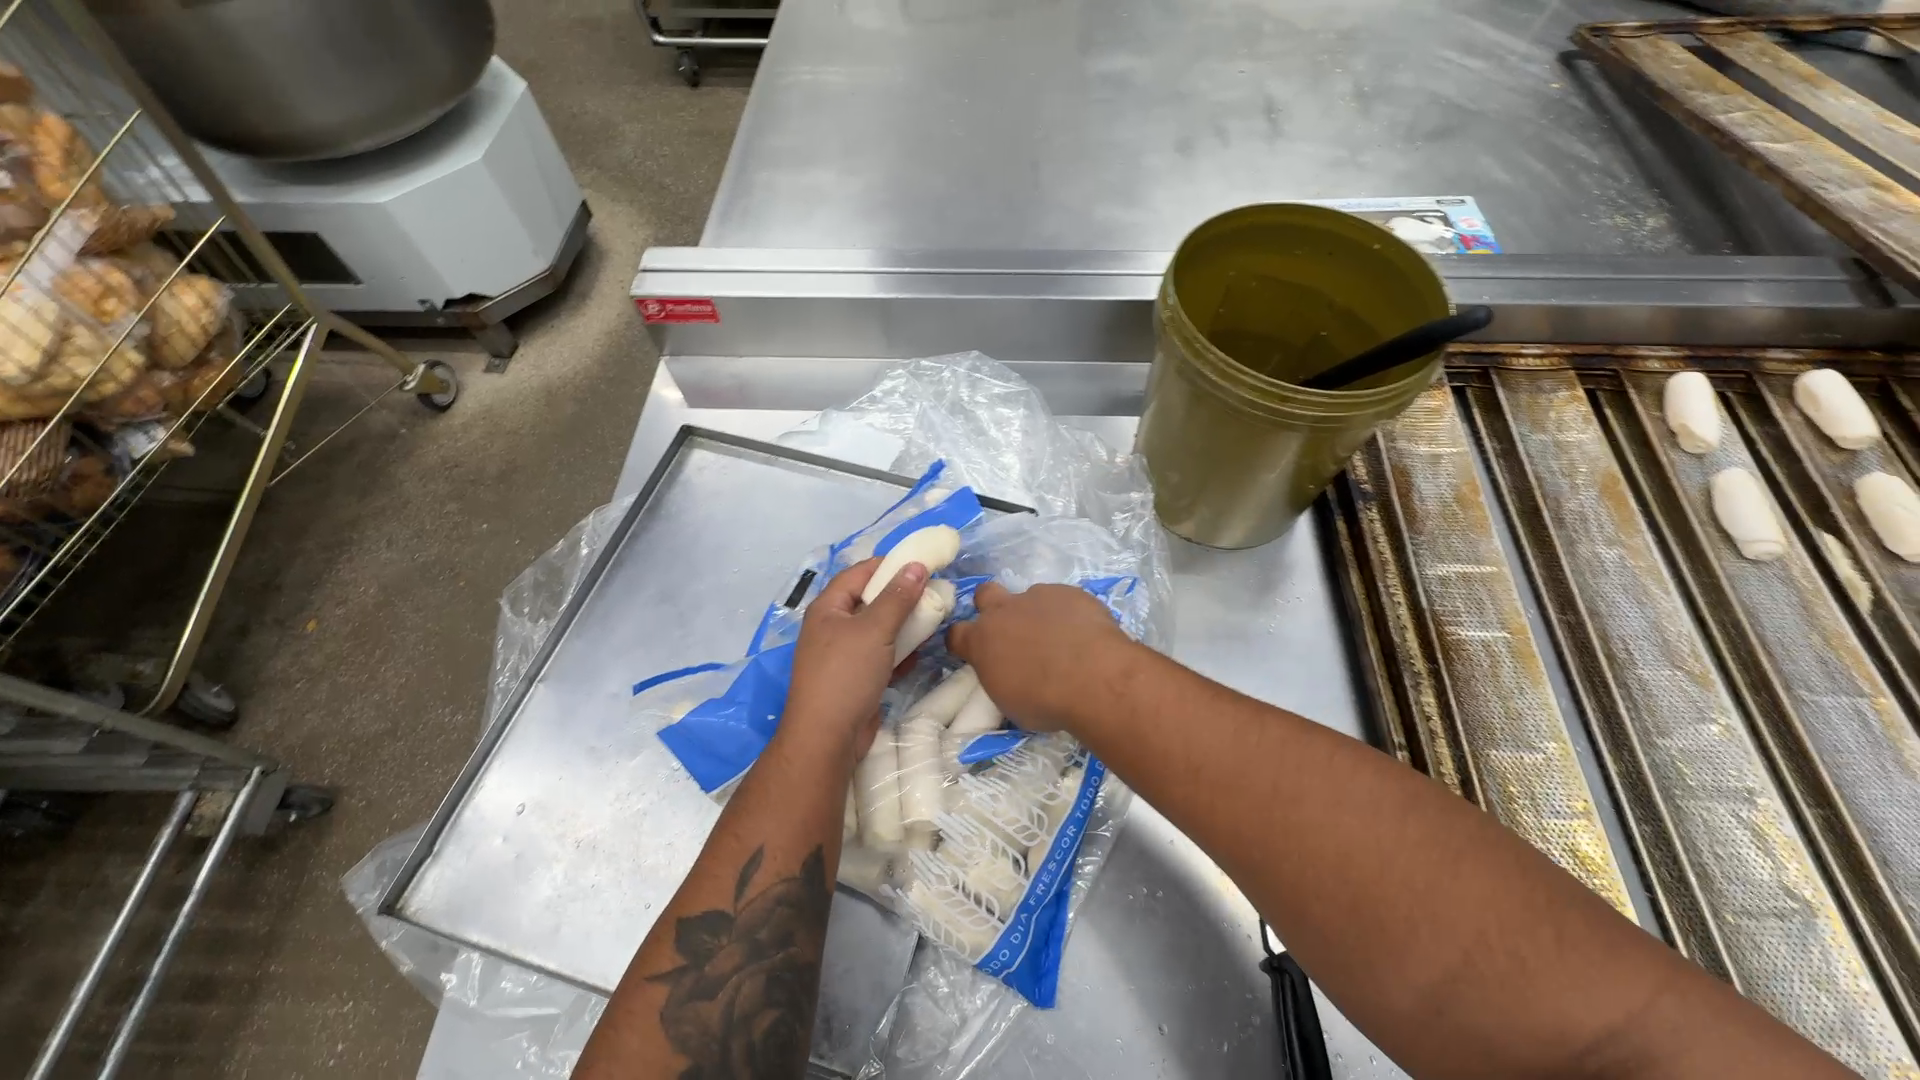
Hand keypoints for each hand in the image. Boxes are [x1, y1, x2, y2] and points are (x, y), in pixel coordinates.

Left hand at [780, 557, 927, 760]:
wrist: (827, 737)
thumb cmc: (846, 675)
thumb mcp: (874, 630)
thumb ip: (897, 597)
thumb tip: (916, 566)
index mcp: (828, 608)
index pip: (859, 573)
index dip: (889, 565)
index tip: (922, 564)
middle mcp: (833, 627)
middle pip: (870, 601)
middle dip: (901, 597)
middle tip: (935, 593)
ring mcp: (844, 655)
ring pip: (879, 630)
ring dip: (904, 626)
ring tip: (934, 620)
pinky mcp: (856, 679)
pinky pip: (881, 656)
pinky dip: (900, 653)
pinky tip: (921, 654)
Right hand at [946, 582, 1132, 732]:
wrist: (1094, 679)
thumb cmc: (1046, 702)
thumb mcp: (1010, 702)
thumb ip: (1002, 677)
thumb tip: (1009, 673)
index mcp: (982, 641)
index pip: (956, 634)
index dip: (963, 642)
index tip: (974, 652)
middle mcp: (1004, 611)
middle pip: (985, 594)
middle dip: (993, 607)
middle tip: (1013, 631)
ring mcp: (1038, 596)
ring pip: (1030, 597)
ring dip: (1038, 613)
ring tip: (1061, 638)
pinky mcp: (1070, 592)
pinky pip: (1063, 599)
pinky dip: (1069, 614)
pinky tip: (1084, 633)